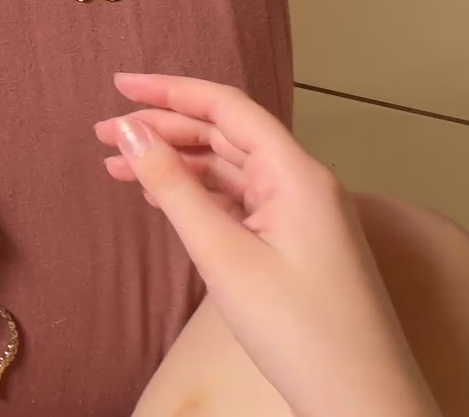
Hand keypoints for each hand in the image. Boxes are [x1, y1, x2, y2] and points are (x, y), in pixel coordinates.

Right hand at [95, 74, 438, 416]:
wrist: (365, 413)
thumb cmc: (296, 329)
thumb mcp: (222, 253)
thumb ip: (172, 184)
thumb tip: (127, 129)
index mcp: (295, 173)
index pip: (226, 107)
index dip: (169, 89)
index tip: (117, 84)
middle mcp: (300, 182)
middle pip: (222, 133)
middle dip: (161, 127)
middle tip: (103, 134)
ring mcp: (298, 213)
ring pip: (224, 165)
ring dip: (171, 160)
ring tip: (116, 164)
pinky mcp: (292, 241)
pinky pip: (233, 196)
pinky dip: (191, 190)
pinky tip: (156, 196)